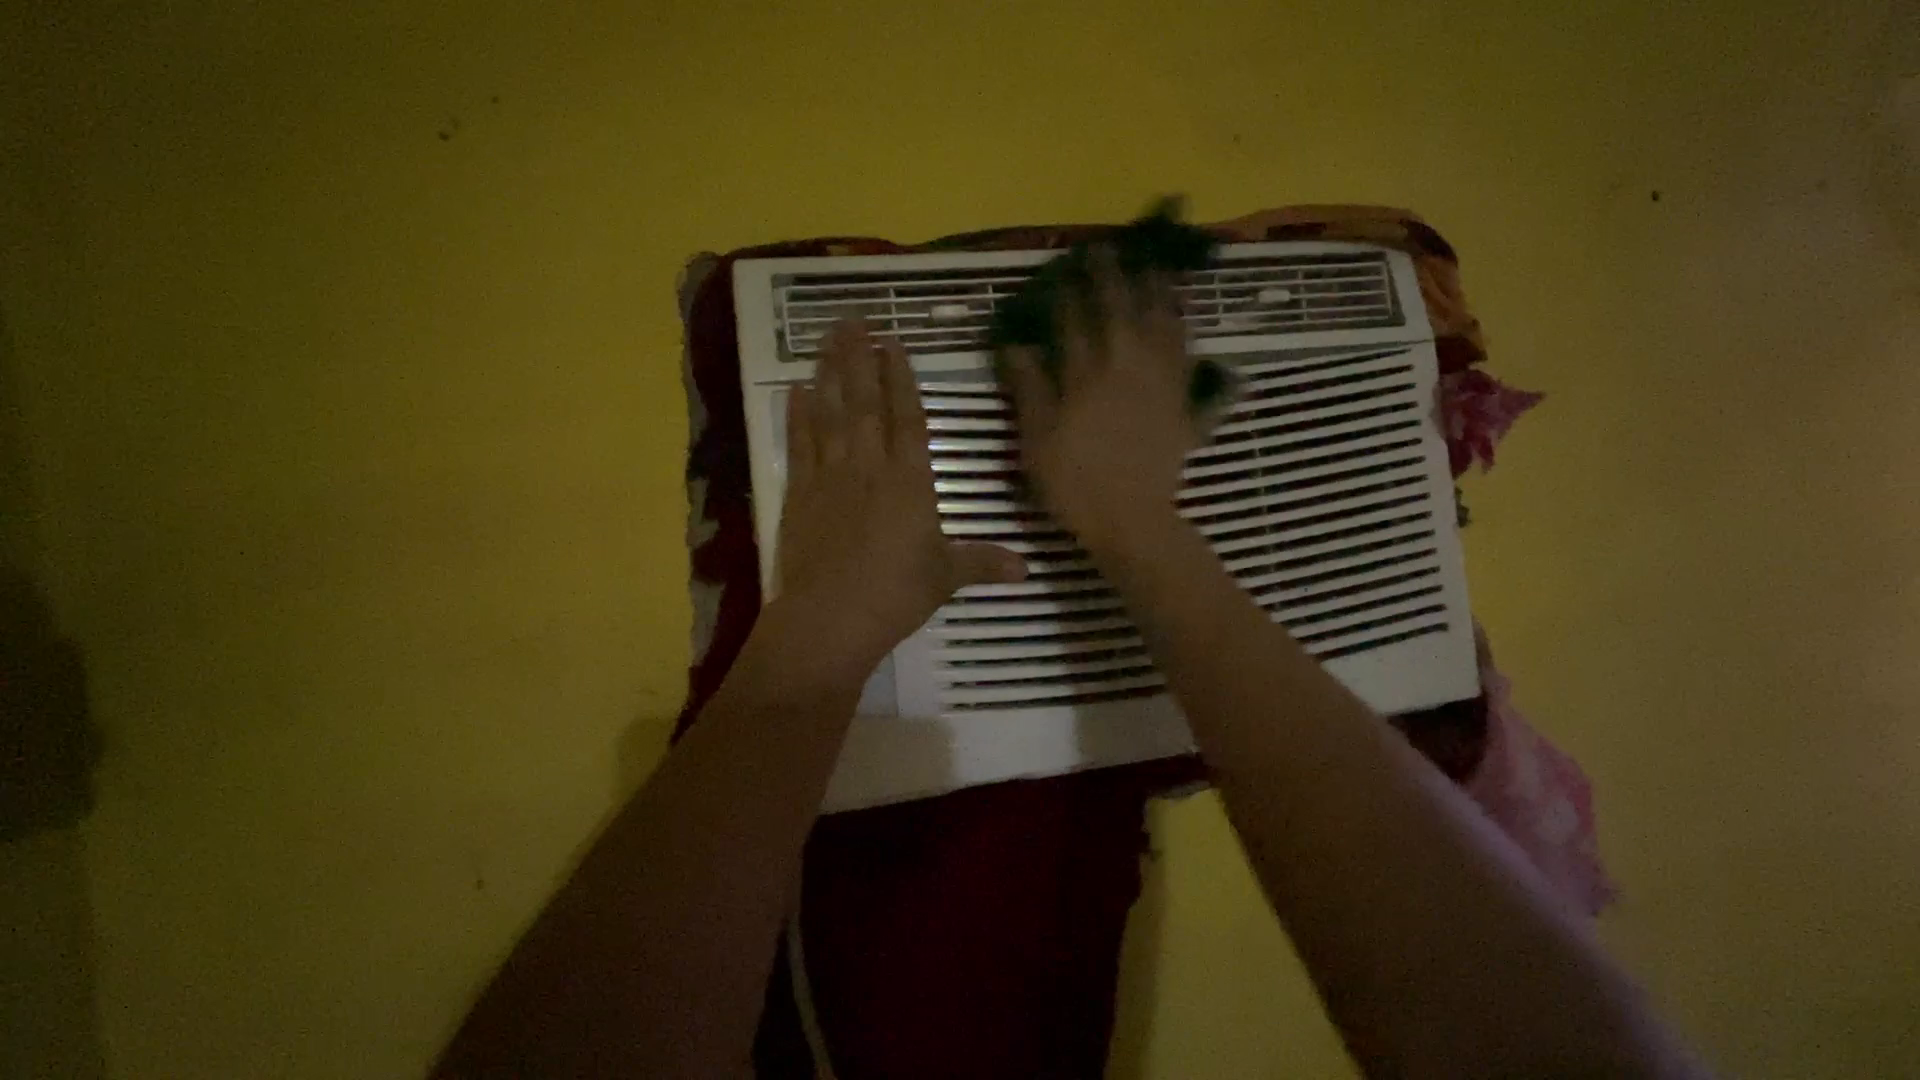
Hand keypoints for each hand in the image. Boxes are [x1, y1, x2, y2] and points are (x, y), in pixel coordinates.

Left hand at [773, 320, 1027, 672]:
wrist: (831, 616)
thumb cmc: (896, 594)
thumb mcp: (945, 576)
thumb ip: (982, 562)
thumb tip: (1027, 569)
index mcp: (911, 480)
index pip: (908, 417)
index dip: (902, 378)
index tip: (893, 341)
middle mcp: (870, 466)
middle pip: (865, 402)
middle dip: (860, 357)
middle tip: (852, 318)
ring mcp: (830, 476)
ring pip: (830, 413)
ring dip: (829, 372)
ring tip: (826, 337)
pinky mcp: (799, 494)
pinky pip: (799, 444)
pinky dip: (798, 415)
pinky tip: (796, 389)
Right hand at [1003, 254, 1202, 551]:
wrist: (1132, 519)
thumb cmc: (1075, 484)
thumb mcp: (1037, 440)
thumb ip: (1029, 389)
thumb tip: (1015, 345)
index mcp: (1086, 374)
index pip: (1074, 321)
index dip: (1068, 293)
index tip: (1063, 268)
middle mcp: (1126, 367)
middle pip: (1121, 311)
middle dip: (1112, 277)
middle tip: (1107, 249)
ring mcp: (1160, 383)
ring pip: (1161, 325)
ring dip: (1157, 292)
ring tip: (1154, 266)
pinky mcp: (1182, 403)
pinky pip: (1188, 358)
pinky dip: (1187, 334)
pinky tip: (1188, 320)